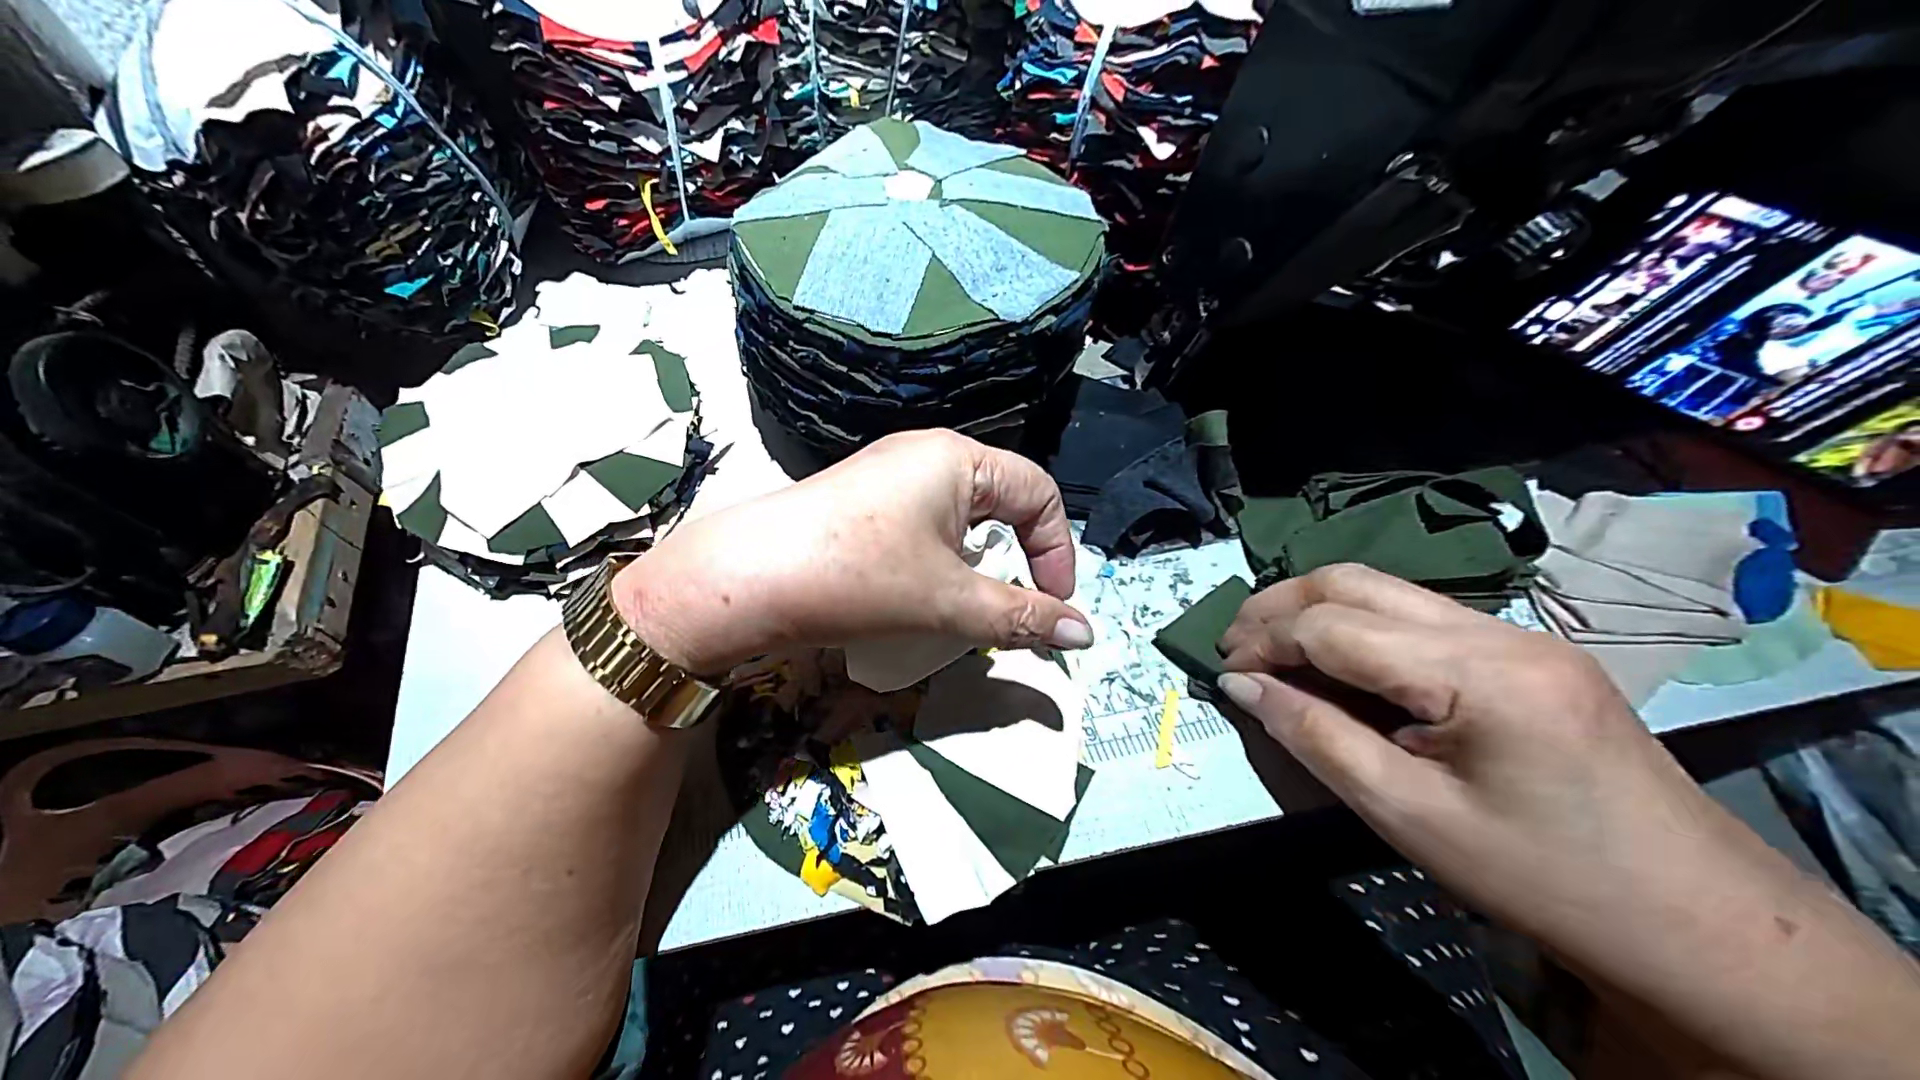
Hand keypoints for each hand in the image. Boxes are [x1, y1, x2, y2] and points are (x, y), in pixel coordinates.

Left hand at [612, 430, 1091, 675]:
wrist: (744, 582)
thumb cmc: (861, 579)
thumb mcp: (952, 603)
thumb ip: (1023, 618)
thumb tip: (1083, 634)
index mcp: (957, 459)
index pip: (1039, 494)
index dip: (1056, 552)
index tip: (1051, 606)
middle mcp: (925, 455)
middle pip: (1000, 504)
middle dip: (1013, 561)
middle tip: (1002, 610)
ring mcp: (887, 477)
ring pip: (960, 520)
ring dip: (973, 567)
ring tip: (956, 608)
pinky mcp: (861, 504)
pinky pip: (922, 527)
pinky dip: (936, 563)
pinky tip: (914, 596)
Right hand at [1214, 564, 1919, 1079]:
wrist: (1699, 923)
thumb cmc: (1542, 878)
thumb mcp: (1407, 815)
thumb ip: (1315, 736)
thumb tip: (1242, 685)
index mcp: (1479, 672)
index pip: (1336, 625)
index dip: (1266, 640)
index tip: (1223, 671)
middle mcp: (1500, 632)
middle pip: (1357, 582)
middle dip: (1280, 605)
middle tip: (1233, 644)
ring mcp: (1519, 636)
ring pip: (1385, 591)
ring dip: (1315, 610)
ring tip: (1269, 648)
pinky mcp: (1525, 654)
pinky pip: (1417, 619)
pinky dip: (1357, 630)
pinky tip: (1334, 663)